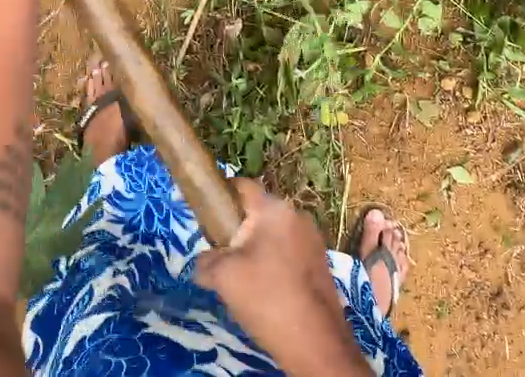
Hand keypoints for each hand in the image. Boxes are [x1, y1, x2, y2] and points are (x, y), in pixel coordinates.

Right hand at [195, 179, 370, 376]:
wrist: (314, 340)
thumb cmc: (266, 296)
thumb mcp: (223, 277)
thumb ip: (206, 261)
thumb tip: (203, 261)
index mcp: (274, 208)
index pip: (242, 186)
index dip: (222, 195)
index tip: (207, 216)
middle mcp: (297, 215)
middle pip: (259, 212)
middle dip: (239, 230)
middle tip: (223, 255)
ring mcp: (313, 238)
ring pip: (275, 234)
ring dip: (258, 249)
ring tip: (245, 278)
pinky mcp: (321, 262)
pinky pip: (290, 252)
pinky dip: (276, 264)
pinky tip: (268, 291)